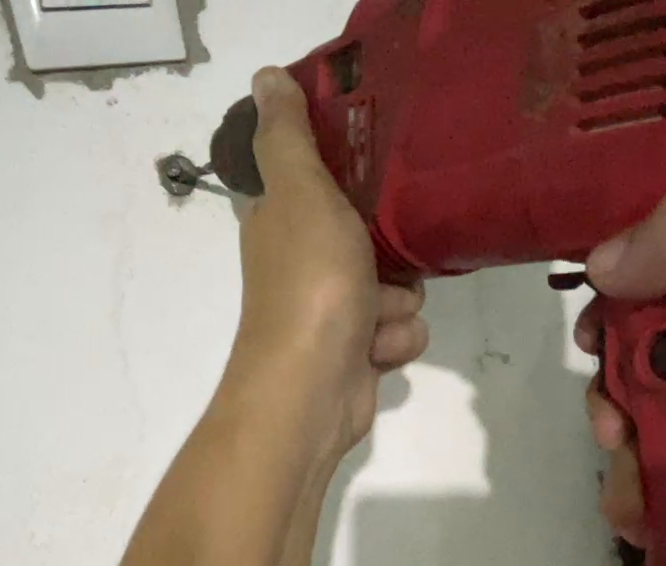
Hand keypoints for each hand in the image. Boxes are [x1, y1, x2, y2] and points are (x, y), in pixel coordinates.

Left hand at [220, 68, 428, 462]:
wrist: (312, 387)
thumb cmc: (308, 284)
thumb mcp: (300, 193)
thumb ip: (288, 136)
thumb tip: (265, 77)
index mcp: (281, 223)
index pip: (320, 183)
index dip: (351, 175)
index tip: (378, 169)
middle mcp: (304, 266)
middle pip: (372, 237)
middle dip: (389, 252)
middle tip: (383, 254)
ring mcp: (332, 314)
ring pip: (397, 289)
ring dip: (396, 304)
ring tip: (376, 316)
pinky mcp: (358, 354)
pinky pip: (400, 332)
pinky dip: (396, 340)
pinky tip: (379, 350)